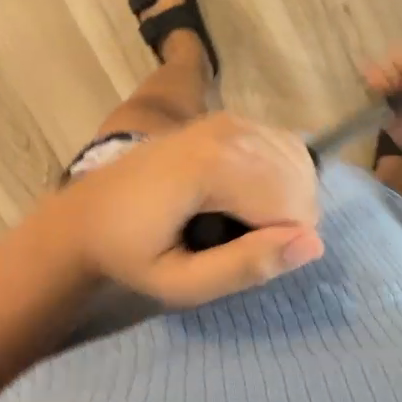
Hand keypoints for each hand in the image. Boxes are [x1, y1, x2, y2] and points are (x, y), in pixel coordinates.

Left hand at [51, 114, 323, 305]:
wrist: (88, 215)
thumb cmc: (129, 254)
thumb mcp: (180, 283)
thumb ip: (245, 267)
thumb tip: (313, 245)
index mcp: (210, 166)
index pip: (293, 206)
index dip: (279, 246)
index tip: (238, 260)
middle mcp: (227, 130)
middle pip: (301, 181)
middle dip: (286, 223)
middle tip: (235, 244)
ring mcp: (230, 119)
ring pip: (299, 165)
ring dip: (284, 203)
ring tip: (236, 225)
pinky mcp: (231, 119)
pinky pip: (286, 150)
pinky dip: (280, 181)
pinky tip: (245, 201)